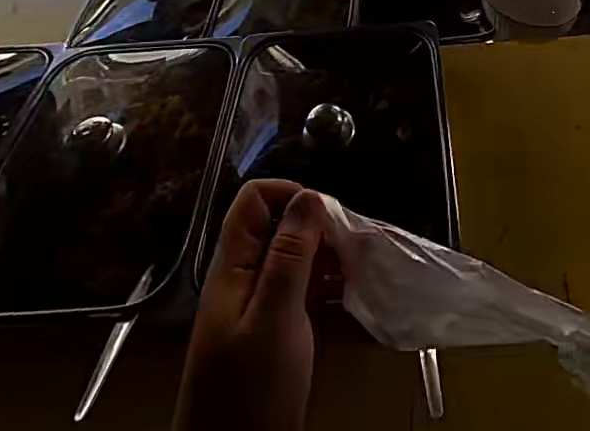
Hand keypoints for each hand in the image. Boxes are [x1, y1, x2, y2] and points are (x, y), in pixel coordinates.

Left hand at [174, 181, 325, 430]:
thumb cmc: (250, 393)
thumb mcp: (273, 320)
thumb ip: (289, 256)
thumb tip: (309, 196)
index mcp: (233, 267)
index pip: (254, 200)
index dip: (289, 195)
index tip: (326, 215)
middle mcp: (245, 276)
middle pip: (279, 222)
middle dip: (317, 223)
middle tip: (350, 243)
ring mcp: (260, 300)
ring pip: (295, 251)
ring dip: (327, 250)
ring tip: (356, 265)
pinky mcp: (277, 323)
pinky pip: (304, 281)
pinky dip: (328, 277)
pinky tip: (349, 288)